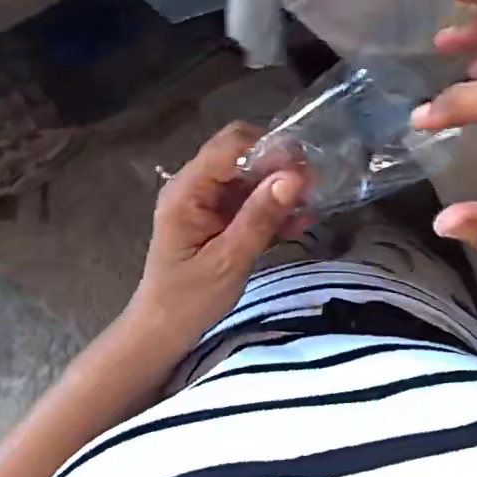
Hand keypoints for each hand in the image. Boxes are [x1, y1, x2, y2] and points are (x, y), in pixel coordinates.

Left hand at [126, 122, 307, 341]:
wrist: (164, 331)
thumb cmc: (189, 300)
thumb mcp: (229, 260)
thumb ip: (260, 217)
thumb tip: (294, 177)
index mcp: (187, 190)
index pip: (229, 145)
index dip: (269, 148)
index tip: (305, 168)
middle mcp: (194, 187)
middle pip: (240, 154)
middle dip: (278, 165)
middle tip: (313, 185)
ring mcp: (205, 202)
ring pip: (248, 176)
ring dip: (279, 187)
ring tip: (312, 204)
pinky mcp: (217, 218)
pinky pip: (248, 200)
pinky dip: (272, 207)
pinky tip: (299, 222)